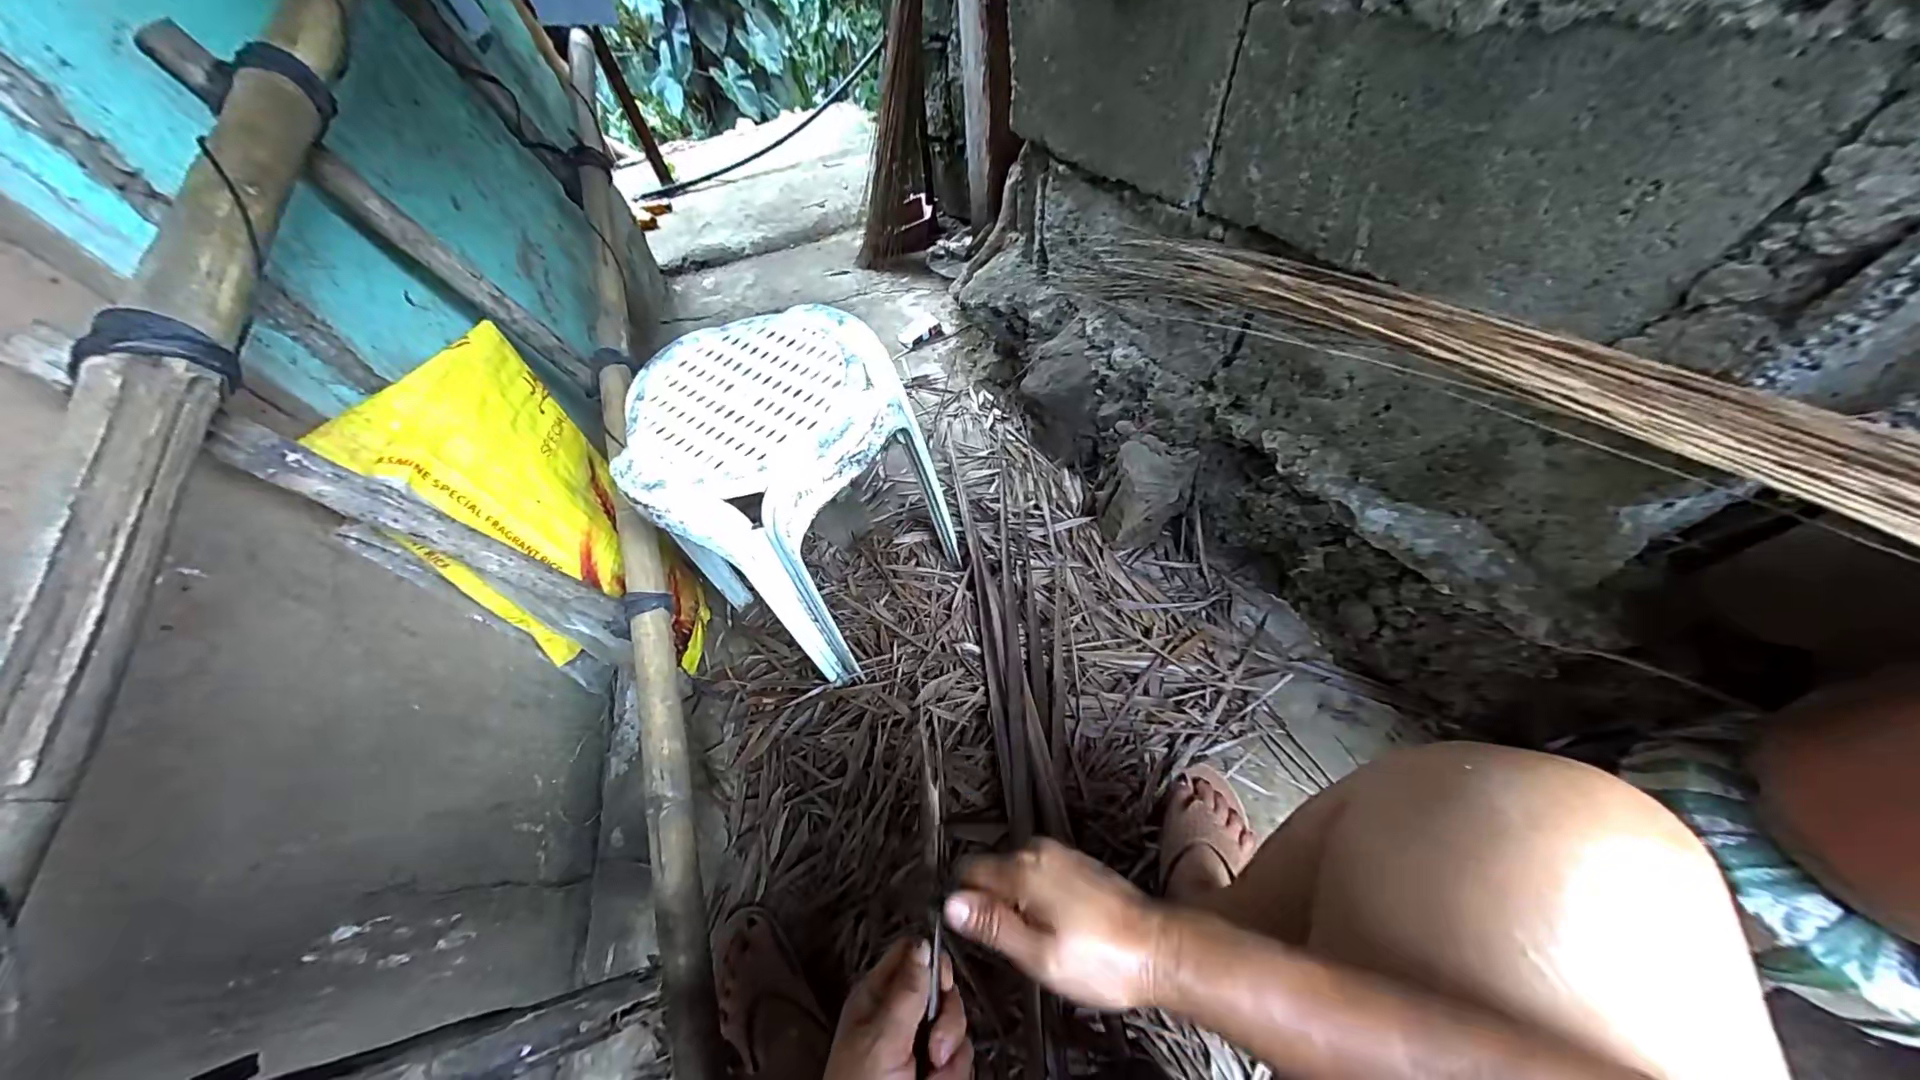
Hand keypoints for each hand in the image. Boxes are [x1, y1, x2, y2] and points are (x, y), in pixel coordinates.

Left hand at [824, 937, 971, 1079]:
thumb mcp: (881, 1040)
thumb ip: (907, 991)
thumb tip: (925, 942)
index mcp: (877, 995)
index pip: (912, 952)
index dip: (933, 960)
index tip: (942, 984)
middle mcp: (899, 1014)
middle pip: (942, 989)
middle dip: (947, 1021)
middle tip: (935, 1049)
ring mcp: (917, 1044)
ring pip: (956, 1026)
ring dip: (951, 1058)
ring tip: (930, 1079)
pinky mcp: (934, 1072)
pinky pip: (961, 1059)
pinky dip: (953, 1077)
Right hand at [943, 838, 1169, 1009]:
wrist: (1159, 947)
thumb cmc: (1105, 957)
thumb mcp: (1038, 954)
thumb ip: (992, 924)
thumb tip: (954, 904)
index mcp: (1024, 869)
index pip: (967, 870)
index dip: (963, 901)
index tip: (971, 927)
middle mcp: (1040, 851)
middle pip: (991, 869)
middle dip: (991, 902)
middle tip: (1011, 942)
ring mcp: (1061, 854)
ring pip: (1015, 870)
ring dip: (1015, 899)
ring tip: (1038, 937)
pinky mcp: (1077, 863)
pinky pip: (1039, 872)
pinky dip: (1037, 895)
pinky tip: (1057, 925)